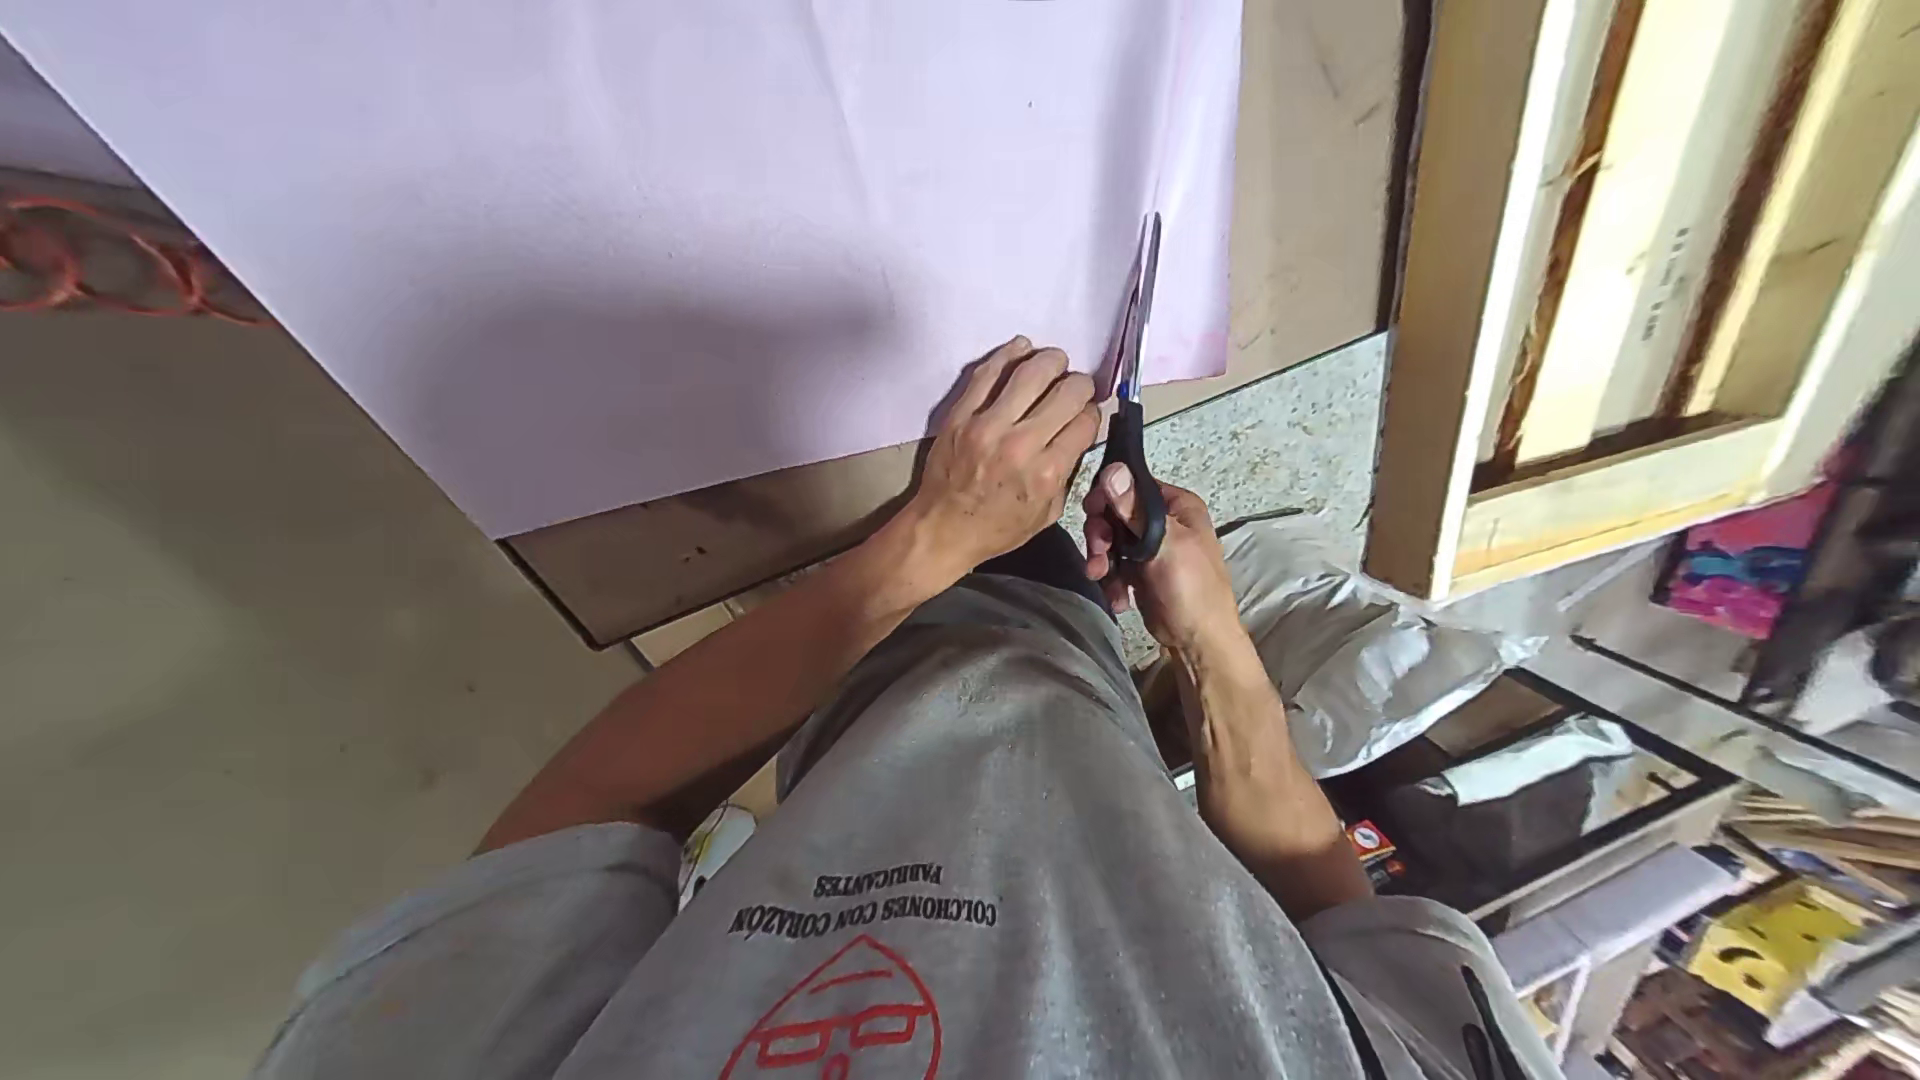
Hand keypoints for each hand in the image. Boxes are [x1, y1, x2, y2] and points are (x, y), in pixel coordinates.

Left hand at [897, 336, 1099, 576]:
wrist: (943, 528)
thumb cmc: (998, 527)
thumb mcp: (1048, 513)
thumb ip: (1067, 472)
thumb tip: (1079, 432)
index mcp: (1046, 472)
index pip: (1085, 421)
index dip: (1092, 412)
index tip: (1086, 412)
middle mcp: (1021, 444)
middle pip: (1067, 392)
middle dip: (1080, 384)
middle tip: (1076, 386)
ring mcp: (987, 426)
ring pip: (1031, 372)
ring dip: (1052, 360)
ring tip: (1056, 362)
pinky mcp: (961, 415)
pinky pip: (988, 372)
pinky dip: (1009, 353)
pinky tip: (1022, 347)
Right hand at [1083, 465, 1241, 653]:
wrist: (1196, 640)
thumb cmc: (1189, 587)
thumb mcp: (1163, 543)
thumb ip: (1135, 508)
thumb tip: (1113, 469)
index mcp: (1177, 505)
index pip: (1131, 486)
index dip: (1107, 498)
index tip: (1092, 514)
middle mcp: (1164, 521)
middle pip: (1115, 514)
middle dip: (1101, 536)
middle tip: (1098, 555)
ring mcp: (1151, 547)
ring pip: (1110, 540)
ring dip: (1102, 560)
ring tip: (1103, 579)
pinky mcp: (1140, 570)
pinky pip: (1113, 564)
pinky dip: (1110, 579)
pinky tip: (1118, 596)